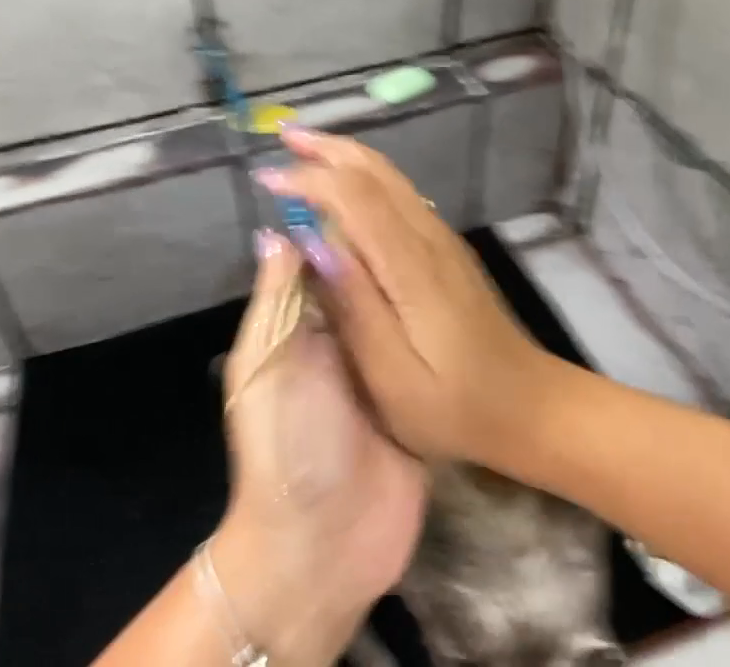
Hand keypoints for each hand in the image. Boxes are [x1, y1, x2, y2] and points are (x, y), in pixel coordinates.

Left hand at [210, 229, 426, 663]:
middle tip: (421, 203)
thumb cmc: (288, 445)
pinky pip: (418, 355)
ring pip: (392, 315)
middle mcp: (335, 346)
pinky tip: (460, 293)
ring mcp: (376, 376)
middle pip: (358, 286)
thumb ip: (278, 300)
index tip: (364, 184)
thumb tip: (277, 231)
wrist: (325, 546)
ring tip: (443, 235)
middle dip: (379, 251)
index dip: (334, 228)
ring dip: (409, 284)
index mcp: (294, 333)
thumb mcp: (268, 365)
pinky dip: (433, 328)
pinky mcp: (410, 404)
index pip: (316, 267)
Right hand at [255, 129, 559, 466]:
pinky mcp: (447, 254)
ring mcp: (443, 243)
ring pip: (391, 179)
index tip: (266, 180)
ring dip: (346, 157)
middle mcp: (430, 240)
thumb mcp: (393, 376)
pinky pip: (400, 197)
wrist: (531, 408)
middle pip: (376, 172)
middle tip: (283, 134)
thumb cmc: (455, 407)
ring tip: (303, 148)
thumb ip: (354, 307)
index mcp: (412, 267)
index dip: (309, 179)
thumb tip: (312, 244)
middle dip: (327, 148)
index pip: (355, 197)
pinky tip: (345, 189)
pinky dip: (365, 178)